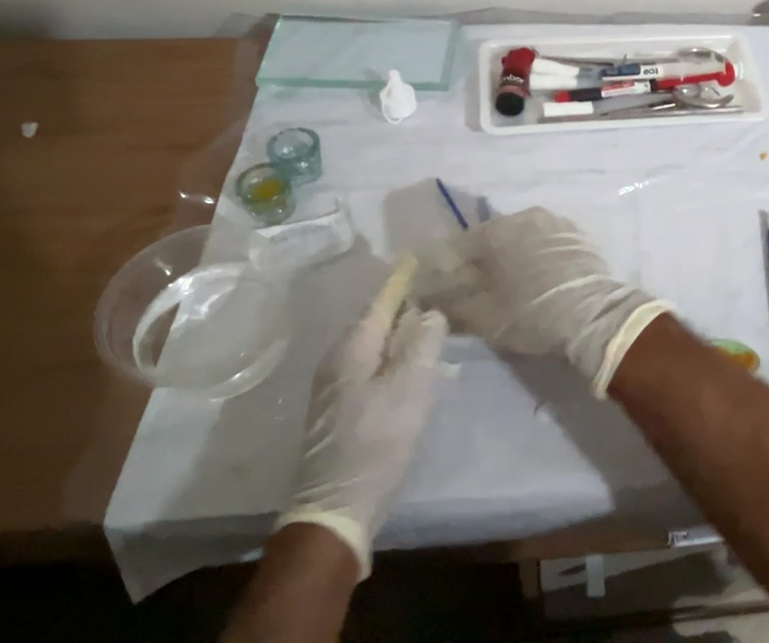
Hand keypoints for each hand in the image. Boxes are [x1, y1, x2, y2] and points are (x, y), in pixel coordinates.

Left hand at [277, 271, 446, 579]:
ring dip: (399, 335)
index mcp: (352, 349)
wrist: (334, 510)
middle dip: (403, 306)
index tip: (418, 259)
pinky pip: (370, 369)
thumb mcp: (409, 391)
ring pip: (373, 348)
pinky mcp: (339, 412)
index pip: (381, 302)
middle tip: (435, 292)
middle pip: (375, 323)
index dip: (401, 282)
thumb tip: (429, 312)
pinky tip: (411, 369)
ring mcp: (333, 388)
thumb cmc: (375, 444)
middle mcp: (336, 361)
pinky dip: (392, 359)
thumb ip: (422, 346)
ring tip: (430, 326)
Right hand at [421, 207, 669, 397]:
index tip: (446, 289)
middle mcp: (523, 216)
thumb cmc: (531, 314)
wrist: (595, 316)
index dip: (449, 269)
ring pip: (521, 239)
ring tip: (514, 287)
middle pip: (492, 239)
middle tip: (481, 290)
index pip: (458, 246)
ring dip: (513, 258)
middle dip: (483, 262)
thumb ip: (450, 302)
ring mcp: (555, 223)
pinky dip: (538, 258)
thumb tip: (425, 295)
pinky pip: (547, 244)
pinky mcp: (579, 236)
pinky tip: (541, 280)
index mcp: (495, 231)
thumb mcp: (482, 316)